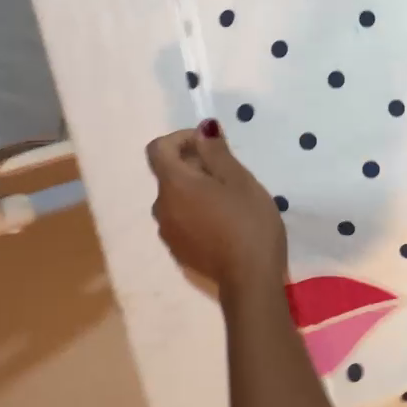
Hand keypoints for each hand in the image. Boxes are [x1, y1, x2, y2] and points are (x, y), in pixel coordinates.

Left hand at [145, 121, 287, 299]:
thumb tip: (201, 130)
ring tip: (231, 199)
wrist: (248, 277)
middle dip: (195, 165)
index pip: (158, 149)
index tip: (212, 144)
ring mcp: (167, 231)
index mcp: (175, 185)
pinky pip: (181, 218)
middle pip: (169, 174)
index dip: (181, 138)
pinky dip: (197, 211)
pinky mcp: (177, 249)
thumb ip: (217, 153)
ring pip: (176, 197)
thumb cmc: (249, 221)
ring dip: (197, 189)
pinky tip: (225, 222)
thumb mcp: (240, 180)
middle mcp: (161, 206)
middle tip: (232, 173)